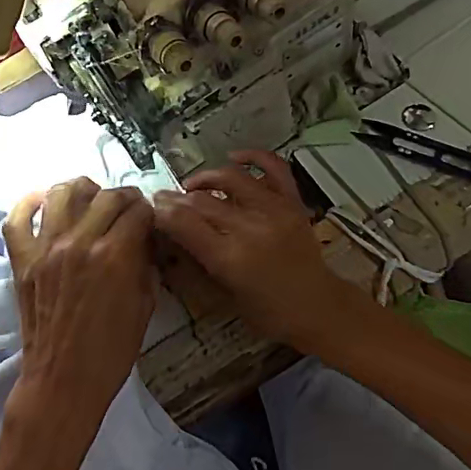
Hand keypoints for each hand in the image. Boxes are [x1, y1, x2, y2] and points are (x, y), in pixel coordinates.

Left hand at [2, 178, 158, 432]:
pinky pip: (17, 218)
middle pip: (105, 195)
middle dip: (123, 197)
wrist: (63, 381)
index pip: (137, 210)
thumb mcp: (144, 307)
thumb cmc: (111, 352)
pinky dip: (29, 204)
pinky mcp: (21, 259)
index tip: (148, 218)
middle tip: (126, 208)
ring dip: (81, 189)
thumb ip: (145, 266)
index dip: (147, 211)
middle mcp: (79, 242)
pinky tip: (43, 203)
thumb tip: (144, 241)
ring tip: (89, 198)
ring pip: (62, 193)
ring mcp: (45, 248)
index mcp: (115, 255)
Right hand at [151, 150, 367, 348]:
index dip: (162, 212)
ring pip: (229, 178)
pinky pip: (273, 168)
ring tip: (193, 186)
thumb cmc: (268, 312)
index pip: (184, 222)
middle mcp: (250, 228)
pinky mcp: (292, 202)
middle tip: (164, 200)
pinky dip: (253, 156)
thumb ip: (196, 263)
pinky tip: (234, 158)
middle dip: (176, 198)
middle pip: (201, 200)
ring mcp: (274, 210)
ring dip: (205, 178)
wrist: (318, 308)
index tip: (151, 209)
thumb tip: (169, 236)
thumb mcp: (223, 295)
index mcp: (230, 258)